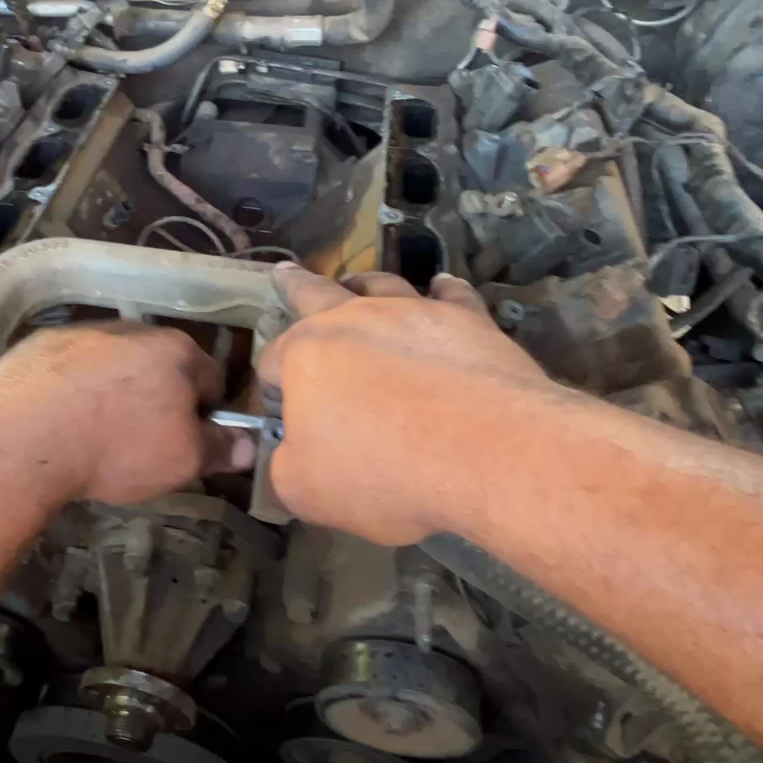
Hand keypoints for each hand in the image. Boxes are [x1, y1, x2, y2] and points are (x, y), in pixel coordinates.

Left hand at [0, 323, 254, 505]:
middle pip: (160, 365)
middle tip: (141, 441)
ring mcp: (85, 331)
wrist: (23, 434)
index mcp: (176, 351)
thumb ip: (219, 448)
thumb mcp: (181, 460)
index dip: (205, 414)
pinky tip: (58, 419)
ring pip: (114, 363)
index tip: (188, 443)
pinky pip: (71, 366)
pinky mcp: (42, 342)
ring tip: (94, 432)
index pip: (211, 378)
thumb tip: (249, 445)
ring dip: (114, 389)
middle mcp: (135, 329)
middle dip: (157, 398)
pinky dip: (72, 387)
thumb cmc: (116, 446)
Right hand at [259, 266, 571, 544]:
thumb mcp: (307, 491)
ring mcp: (412, 313)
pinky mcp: (467, 319)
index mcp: (305, 355)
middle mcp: (353, 320)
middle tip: (285, 271)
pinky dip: (444, 290)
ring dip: (364, 284)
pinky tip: (444, 286)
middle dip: (294, 285)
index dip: (273, 388)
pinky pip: (451, 294)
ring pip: (380, 285)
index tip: (284, 413)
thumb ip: (284, 471)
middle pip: (313, 293)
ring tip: (357, 281)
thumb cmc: (383, 470)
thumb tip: (282, 463)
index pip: (272, 362)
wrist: (490, 452)